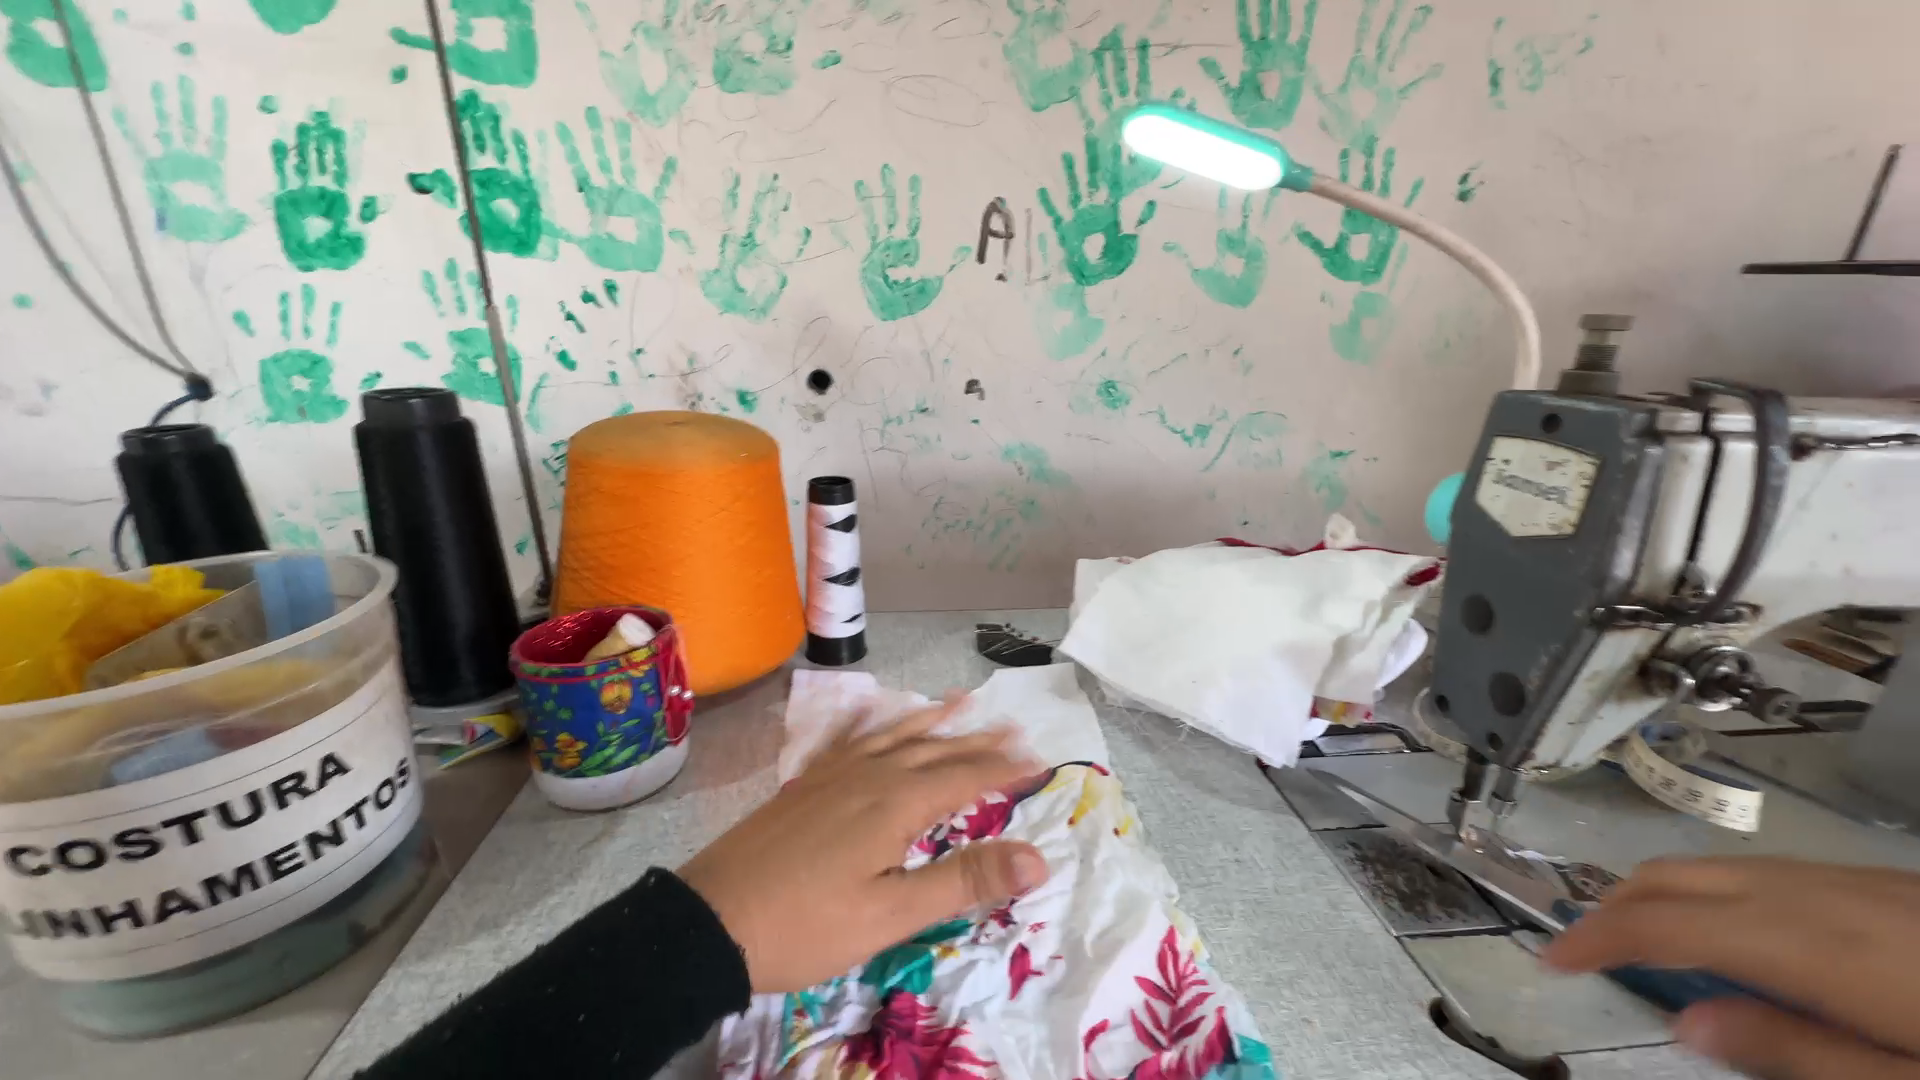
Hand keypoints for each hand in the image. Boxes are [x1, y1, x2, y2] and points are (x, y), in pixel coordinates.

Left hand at [678, 700, 1050, 992]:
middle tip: (1014, 726)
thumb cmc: (808, 925)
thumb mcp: (892, 914)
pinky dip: (873, 721)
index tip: (1038, 758)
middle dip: (979, 739)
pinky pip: (850, 738)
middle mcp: (870, 775)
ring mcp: (834, 774)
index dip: (1004, 767)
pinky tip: (873, 709)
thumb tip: (1037, 858)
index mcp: (897, 803)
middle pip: (936, 749)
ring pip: (896, 735)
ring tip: (960, 699)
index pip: (965, 775)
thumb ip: (963, 880)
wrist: (711, 920)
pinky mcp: (807, 783)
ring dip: (933, 718)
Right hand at [1542, 856, 1919, 1078]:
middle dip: (1615, 907)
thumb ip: (1796, 1050)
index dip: (1593, 937)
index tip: (1550, 959)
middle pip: (1668, 877)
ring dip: (1662, 896)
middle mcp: (1797, 891)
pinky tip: (1747, 933)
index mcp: (1795, 942)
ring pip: (1708, 866)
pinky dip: (1714, 891)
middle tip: (1596, 951)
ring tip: (1661, 942)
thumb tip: (1684, 1024)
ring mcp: (1835, 875)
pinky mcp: (1870, 876)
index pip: (1657, 925)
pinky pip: (1757, 870)